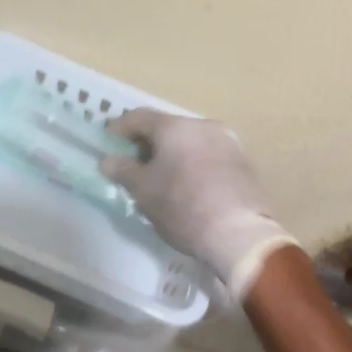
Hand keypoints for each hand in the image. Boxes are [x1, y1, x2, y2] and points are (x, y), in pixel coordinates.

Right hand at [101, 109, 295, 298]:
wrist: (239, 234)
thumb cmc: (182, 207)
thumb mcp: (143, 191)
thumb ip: (123, 170)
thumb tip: (109, 161)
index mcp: (176, 126)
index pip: (139, 117)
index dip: (119, 129)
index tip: (108, 144)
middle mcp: (204, 126)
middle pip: (168, 128)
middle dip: (148, 144)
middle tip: (133, 164)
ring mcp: (229, 143)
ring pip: (190, 142)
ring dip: (172, 155)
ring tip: (160, 178)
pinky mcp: (243, 164)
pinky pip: (208, 156)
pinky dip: (192, 165)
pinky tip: (187, 186)